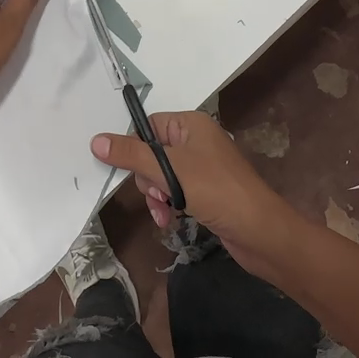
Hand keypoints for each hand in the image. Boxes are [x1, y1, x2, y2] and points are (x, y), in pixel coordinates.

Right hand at [92, 111, 296, 273]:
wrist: (262, 234)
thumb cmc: (217, 191)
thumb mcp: (169, 171)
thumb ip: (131, 155)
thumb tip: (96, 140)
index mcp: (190, 124)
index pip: (148, 126)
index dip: (135, 149)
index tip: (128, 171)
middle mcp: (197, 140)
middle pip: (152, 153)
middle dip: (148, 178)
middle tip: (157, 195)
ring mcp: (203, 167)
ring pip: (162, 175)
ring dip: (157, 195)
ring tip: (163, 214)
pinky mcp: (207, 191)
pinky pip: (176, 191)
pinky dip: (169, 204)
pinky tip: (169, 220)